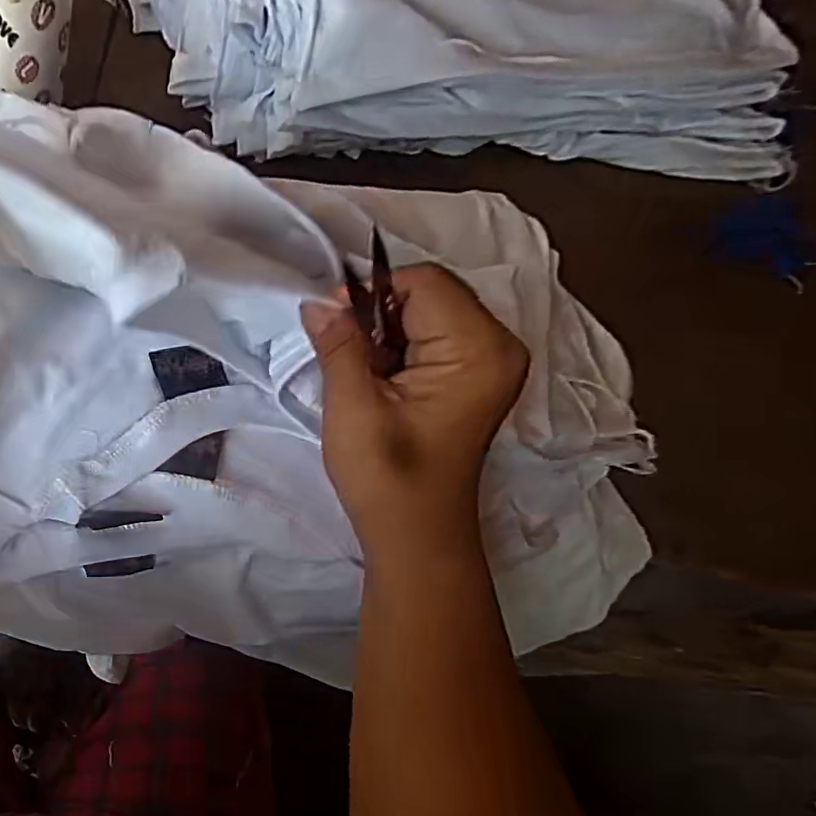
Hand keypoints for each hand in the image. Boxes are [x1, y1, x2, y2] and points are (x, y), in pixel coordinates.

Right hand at [302, 263, 528, 554]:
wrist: (414, 533)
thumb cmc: (385, 475)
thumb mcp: (352, 406)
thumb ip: (339, 346)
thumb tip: (318, 301)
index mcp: (478, 348)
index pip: (425, 282)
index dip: (370, 292)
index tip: (329, 322)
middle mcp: (497, 345)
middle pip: (431, 294)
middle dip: (376, 313)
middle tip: (339, 351)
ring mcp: (490, 363)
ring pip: (428, 315)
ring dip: (383, 334)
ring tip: (357, 373)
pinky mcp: (474, 379)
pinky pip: (432, 339)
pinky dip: (396, 349)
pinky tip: (375, 380)